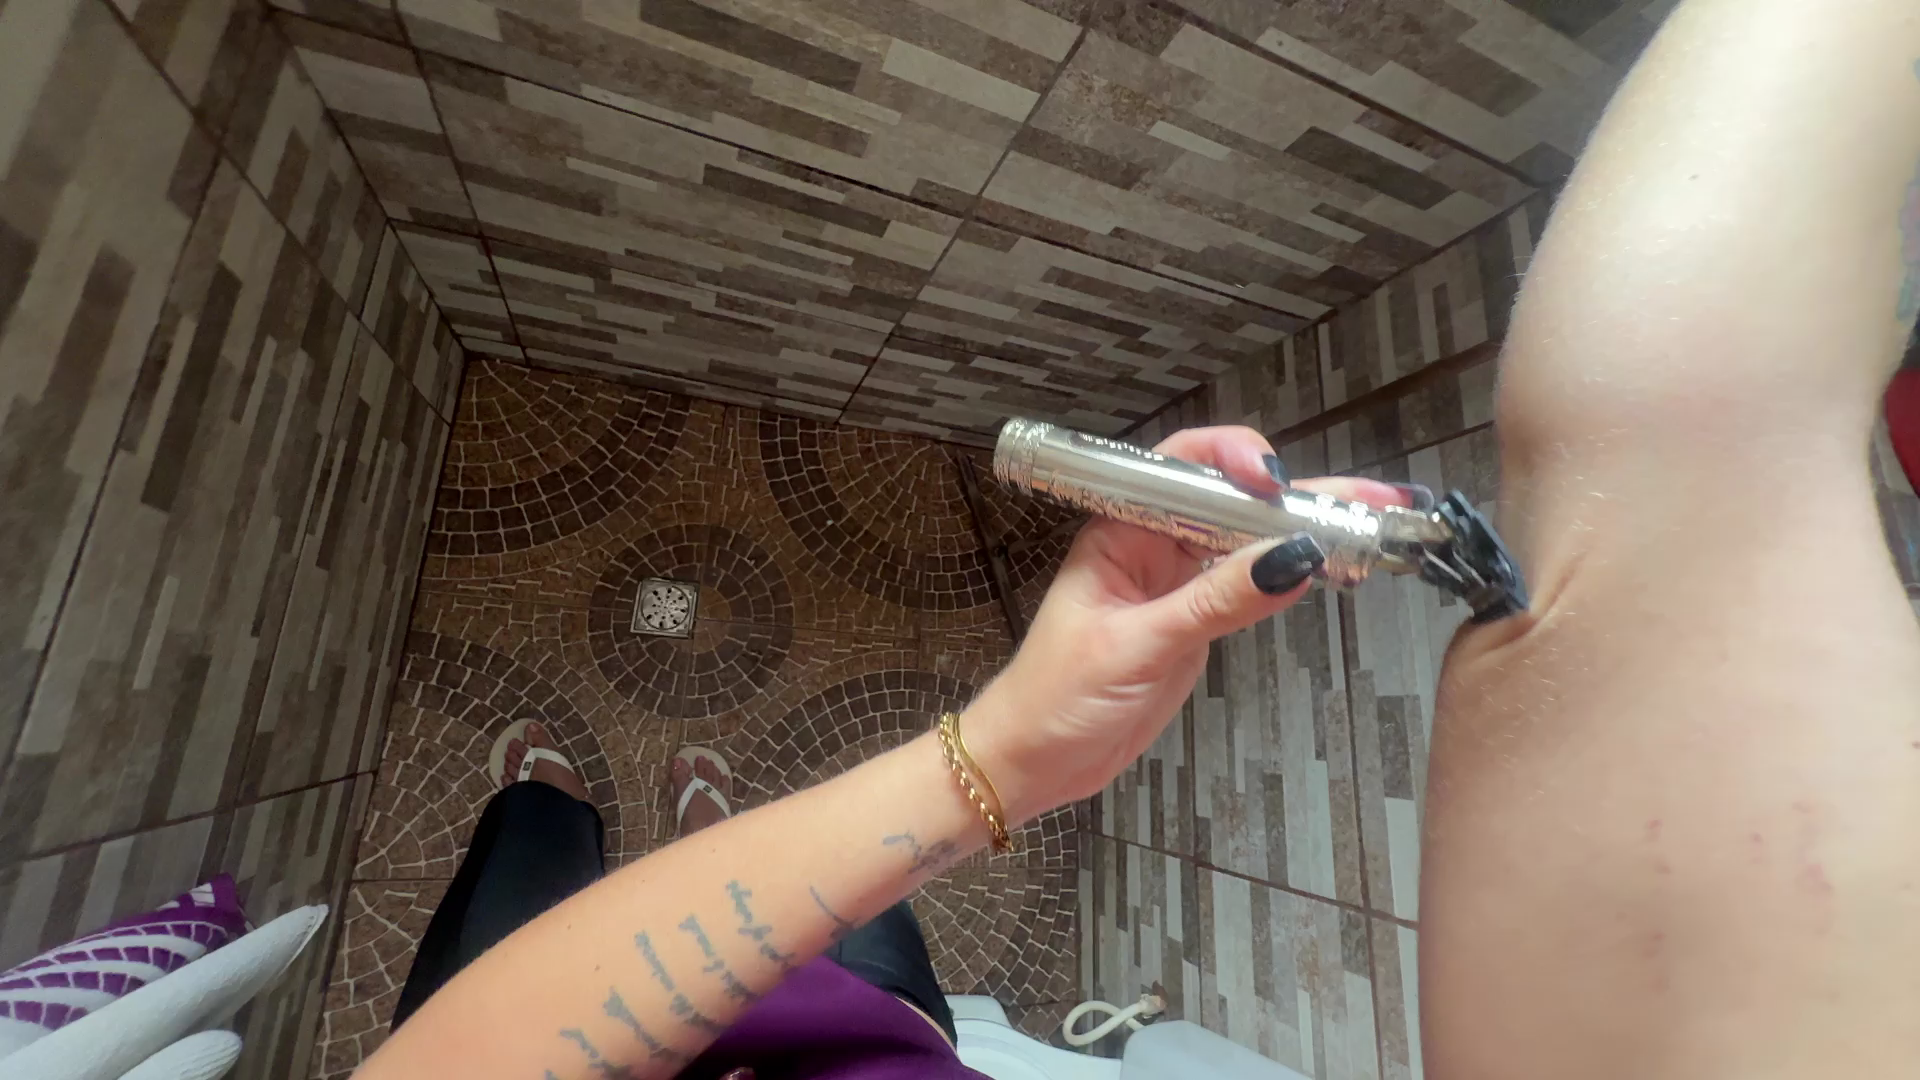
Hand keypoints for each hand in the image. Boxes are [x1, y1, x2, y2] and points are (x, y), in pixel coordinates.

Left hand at [964, 426, 1417, 823]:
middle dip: (1296, 495)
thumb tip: (1294, 558)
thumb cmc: (1060, 696)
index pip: (1179, 467)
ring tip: (1377, 529)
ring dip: (1304, 532)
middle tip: (1374, 503)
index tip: (1277, 483)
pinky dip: (1287, 575)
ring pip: (1244, 540)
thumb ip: (1214, 602)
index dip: (1232, 459)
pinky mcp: (1192, 619)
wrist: (1037, 759)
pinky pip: (1245, 583)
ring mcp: (1174, 583)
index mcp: (1119, 531)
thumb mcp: (1138, 645)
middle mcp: (1150, 545)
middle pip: (1226, 501)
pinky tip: (1334, 567)